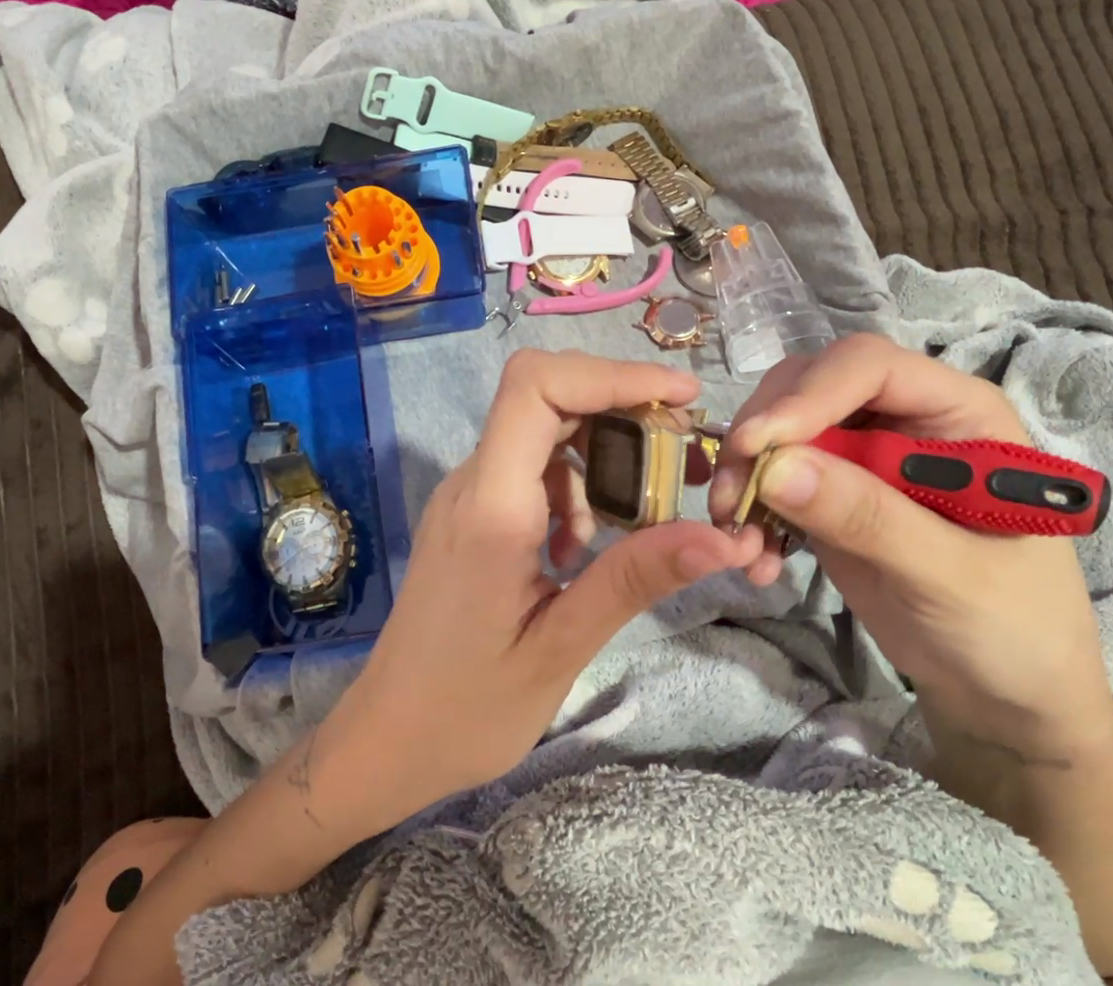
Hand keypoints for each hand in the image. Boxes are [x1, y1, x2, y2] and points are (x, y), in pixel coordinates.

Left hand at [318, 350, 760, 831]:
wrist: (390, 737)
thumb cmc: (467, 707)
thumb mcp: (561, 648)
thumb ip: (633, 580)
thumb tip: (722, 536)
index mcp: (490, 507)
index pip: (536, 386)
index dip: (612, 374)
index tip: (680, 399)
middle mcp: (471, 485)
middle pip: (546, 399)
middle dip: (624, 415)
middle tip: (683, 467)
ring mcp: (466, 499)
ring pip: (542, 437)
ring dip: (602, 460)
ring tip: (645, 521)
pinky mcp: (470, 520)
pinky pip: (529, 474)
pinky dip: (575, 491)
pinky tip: (586, 550)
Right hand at [707, 334, 1112, 759]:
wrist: (1003, 692)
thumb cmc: (1012, 628)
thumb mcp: (949, 575)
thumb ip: (868, 517)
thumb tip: (774, 466)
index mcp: (958, 415)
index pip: (870, 368)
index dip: (807, 395)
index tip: (754, 446)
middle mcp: (904, 422)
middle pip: (810, 388)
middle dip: (762, 435)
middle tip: (730, 499)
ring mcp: (864, 461)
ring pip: (782, 433)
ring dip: (747, 478)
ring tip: (736, 539)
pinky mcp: (833, 500)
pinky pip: (774, 484)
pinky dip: (753, 515)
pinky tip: (756, 562)